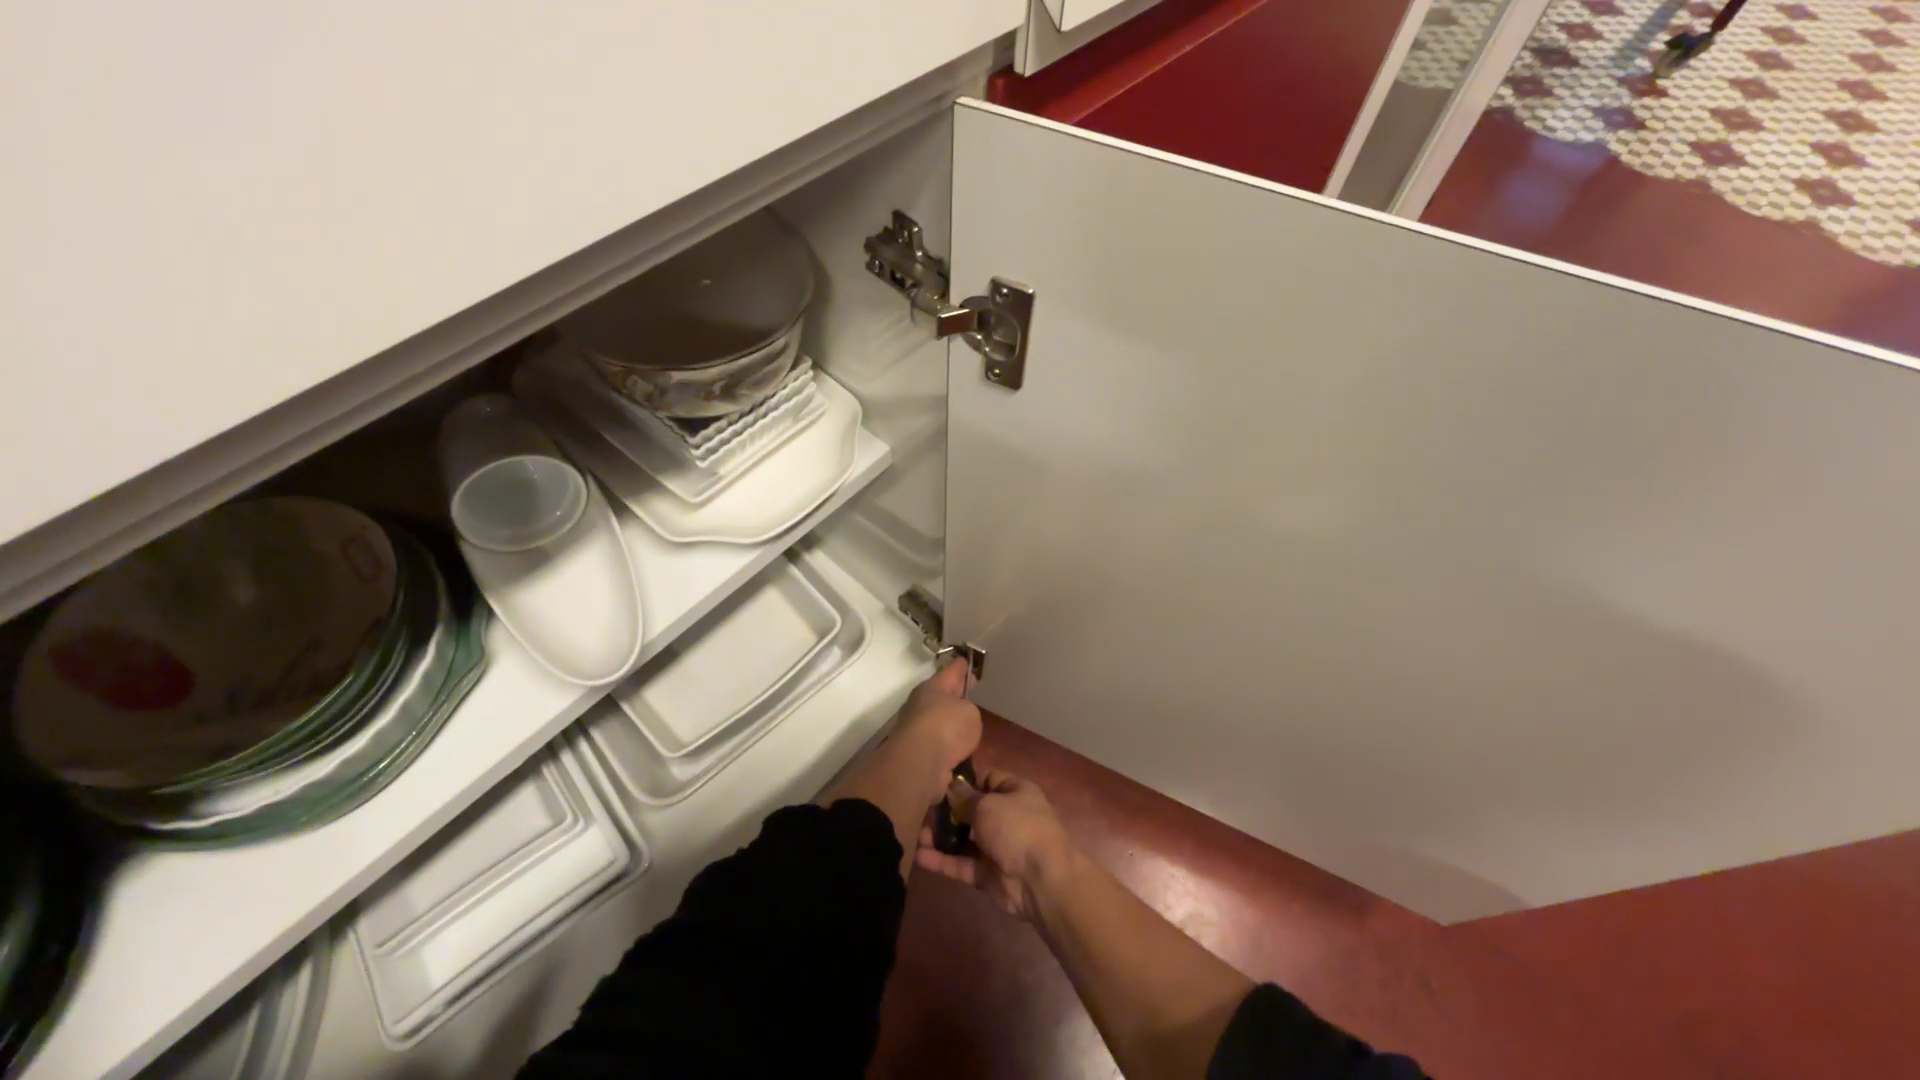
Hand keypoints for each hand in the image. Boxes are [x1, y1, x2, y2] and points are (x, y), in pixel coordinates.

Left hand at [896, 659, 981, 797]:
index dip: (961, 666)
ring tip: (968, 729)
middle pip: (940, 696)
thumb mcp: (969, 711)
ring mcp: (915, 729)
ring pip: (938, 722)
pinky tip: (959, 752)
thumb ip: (968, 708)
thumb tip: (960, 714)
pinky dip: (947, 747)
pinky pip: (938, 745)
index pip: (951, 671)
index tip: (966, 661)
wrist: (919, 764)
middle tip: (970, 696)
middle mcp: (919, 705)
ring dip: (950, 725)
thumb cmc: (946, 727)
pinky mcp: (916, 753)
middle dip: (954, 697)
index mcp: (932, 688)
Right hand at [916, 769, 1075, 923]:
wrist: (1041, 879)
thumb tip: (950, 788)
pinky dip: (942, 860)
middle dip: (945, 811)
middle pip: (970, 810)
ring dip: (939, 837)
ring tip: (916, 834)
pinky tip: (919, 856)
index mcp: (1014, 792)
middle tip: (920, 811)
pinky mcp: (985, 873)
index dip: (964, 781)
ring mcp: (995, 846)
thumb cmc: (1017, 828)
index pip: (986, 779)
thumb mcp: (988, 805)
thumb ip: (965, 798)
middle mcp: (1005, 817)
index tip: (937, 783)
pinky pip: (960, 863)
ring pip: (962, 838)